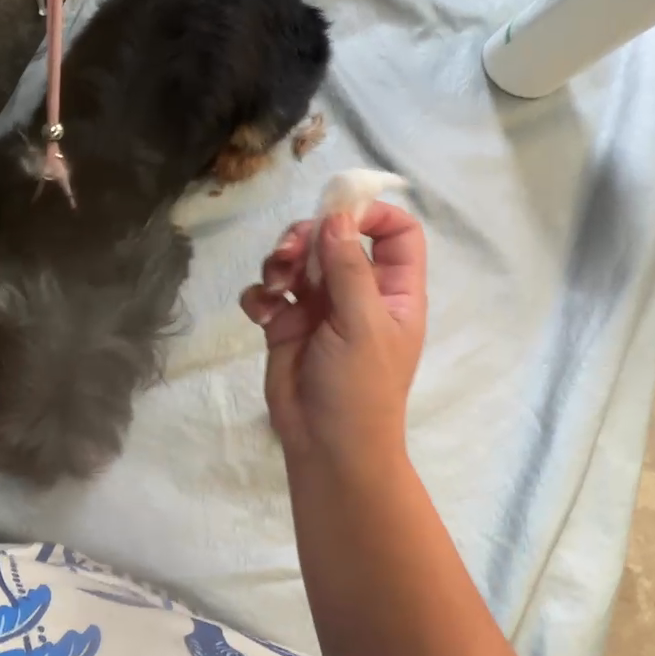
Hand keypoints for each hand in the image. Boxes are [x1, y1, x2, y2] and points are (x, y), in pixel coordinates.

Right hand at [239, 204, 426, 465]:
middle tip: (287, 254)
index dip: (370, 215)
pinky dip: (258, 297)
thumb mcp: (362, 323)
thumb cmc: (360, 387)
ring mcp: (318, 309)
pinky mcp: (284, 326)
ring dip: (277, 266)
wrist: (327, 443)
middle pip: (332, 240)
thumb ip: (348, 268)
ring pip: (294, 263)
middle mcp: (355, 292)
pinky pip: (266, 295)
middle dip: (305, 239)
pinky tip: (261, 314)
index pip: (395, 233)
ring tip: (273, 288)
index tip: (335, 212)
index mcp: (392, 290)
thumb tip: (336, 217)